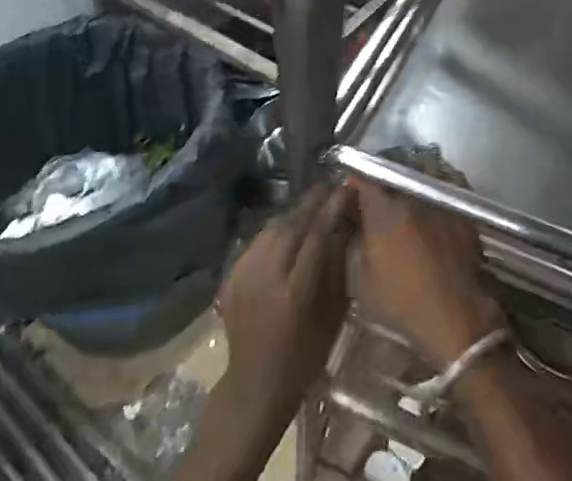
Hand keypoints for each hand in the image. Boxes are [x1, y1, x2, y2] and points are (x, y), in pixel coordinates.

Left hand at [218, 184, 354, 409]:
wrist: (255, 383)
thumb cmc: (304, 357)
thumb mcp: (330, 318)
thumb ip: (334, 271)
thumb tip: (341, 230)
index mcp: (294, 292)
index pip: (315, 238)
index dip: (330, 211)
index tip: (342, 190)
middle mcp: (264, 277)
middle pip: (289, 227)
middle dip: (309, 204)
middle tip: (326, 188)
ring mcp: (242, 275)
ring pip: (269, 231)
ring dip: (291, 215)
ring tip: (308, 204)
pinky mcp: (229, 277)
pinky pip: (254, 244)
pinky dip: (272, 233)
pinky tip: (285, 230)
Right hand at [354, 177, 506, 369]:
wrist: (457, 318)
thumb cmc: (403, 301)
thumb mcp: (364, 277)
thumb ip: (359, 240)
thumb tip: (359, 221)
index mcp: (382, 208)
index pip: (362, 176)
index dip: (354, 180)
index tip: (351, 189)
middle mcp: (411, 195)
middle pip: (391, 172)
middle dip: (381, 179)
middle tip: (376, 194)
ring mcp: (440, 201)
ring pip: (420, 172)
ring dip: (408, 178)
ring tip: (405, 194)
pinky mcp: (464, 213)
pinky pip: (446, 187)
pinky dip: (436, 188)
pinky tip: (432, 202)